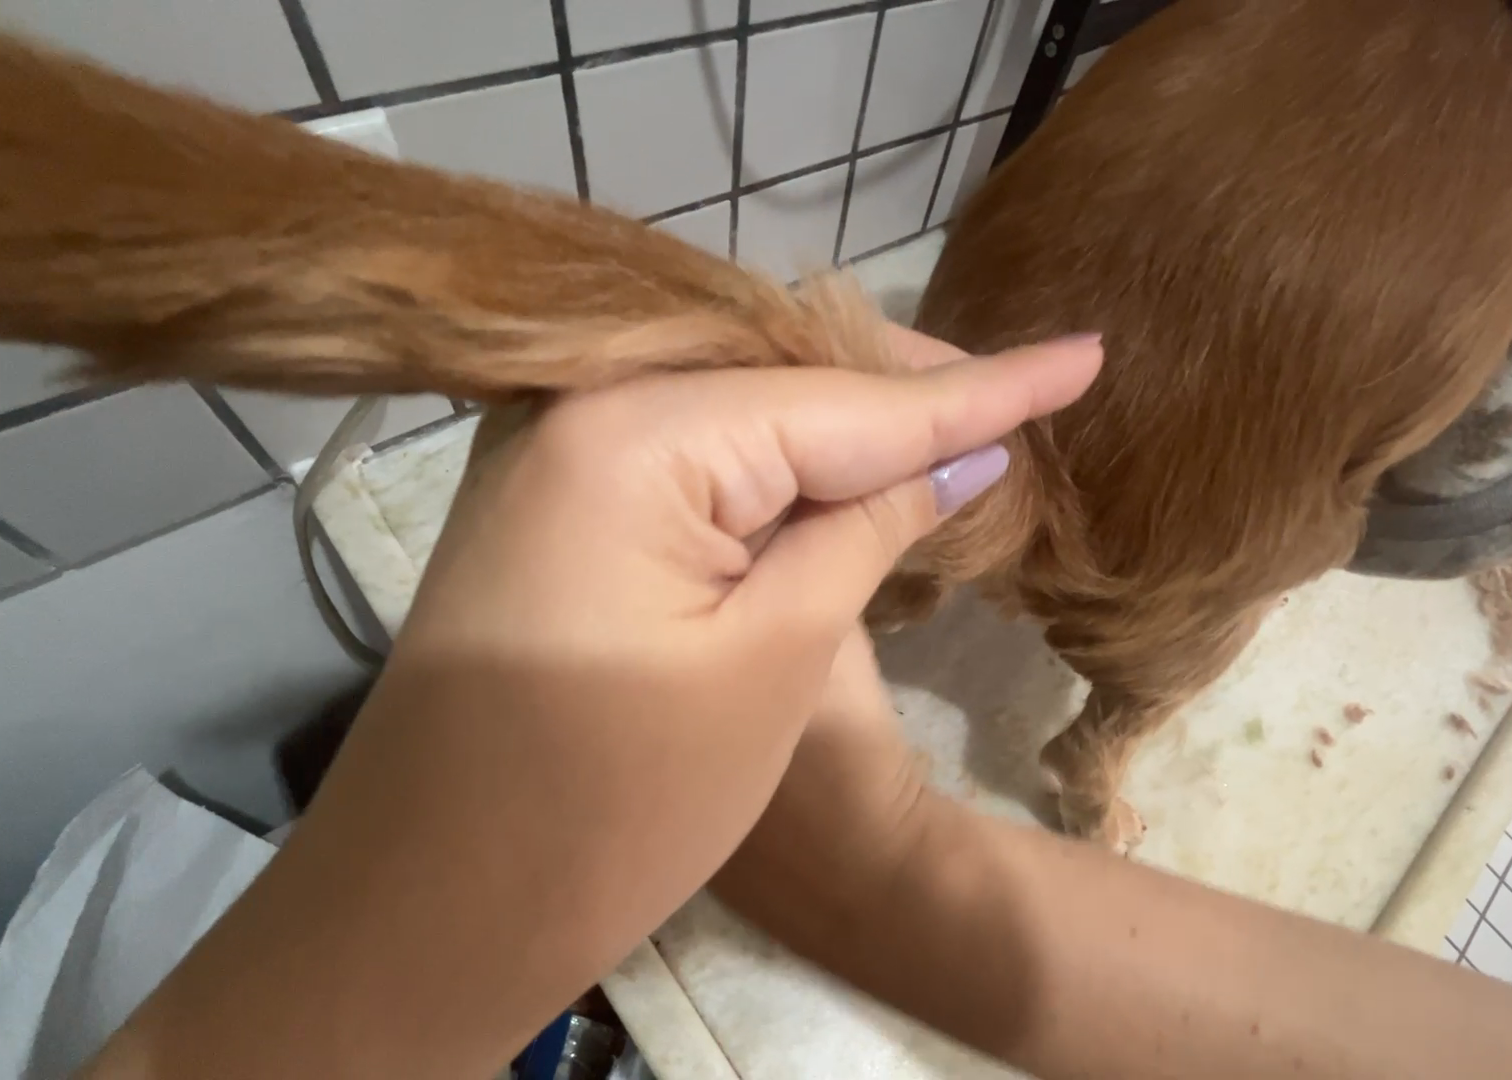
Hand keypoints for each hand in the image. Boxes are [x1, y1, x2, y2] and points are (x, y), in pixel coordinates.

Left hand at [84, 327, 1101, 1079]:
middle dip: (910, 392)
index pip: (851, 401)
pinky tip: (848, 464)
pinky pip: (702, 450)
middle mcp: (584, 403)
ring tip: (957, 423)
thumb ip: (869, 526)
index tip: (1080, 354)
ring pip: (749, 409)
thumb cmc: (615, 805)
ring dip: (853, 425)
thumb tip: (967, 452)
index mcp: (635, 432)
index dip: (982, 384)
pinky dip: (785, 460)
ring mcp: (562, 446)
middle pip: (792, 378)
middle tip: (1020, 396)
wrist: (430, 910)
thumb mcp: (777, 657)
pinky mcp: (564, 496)